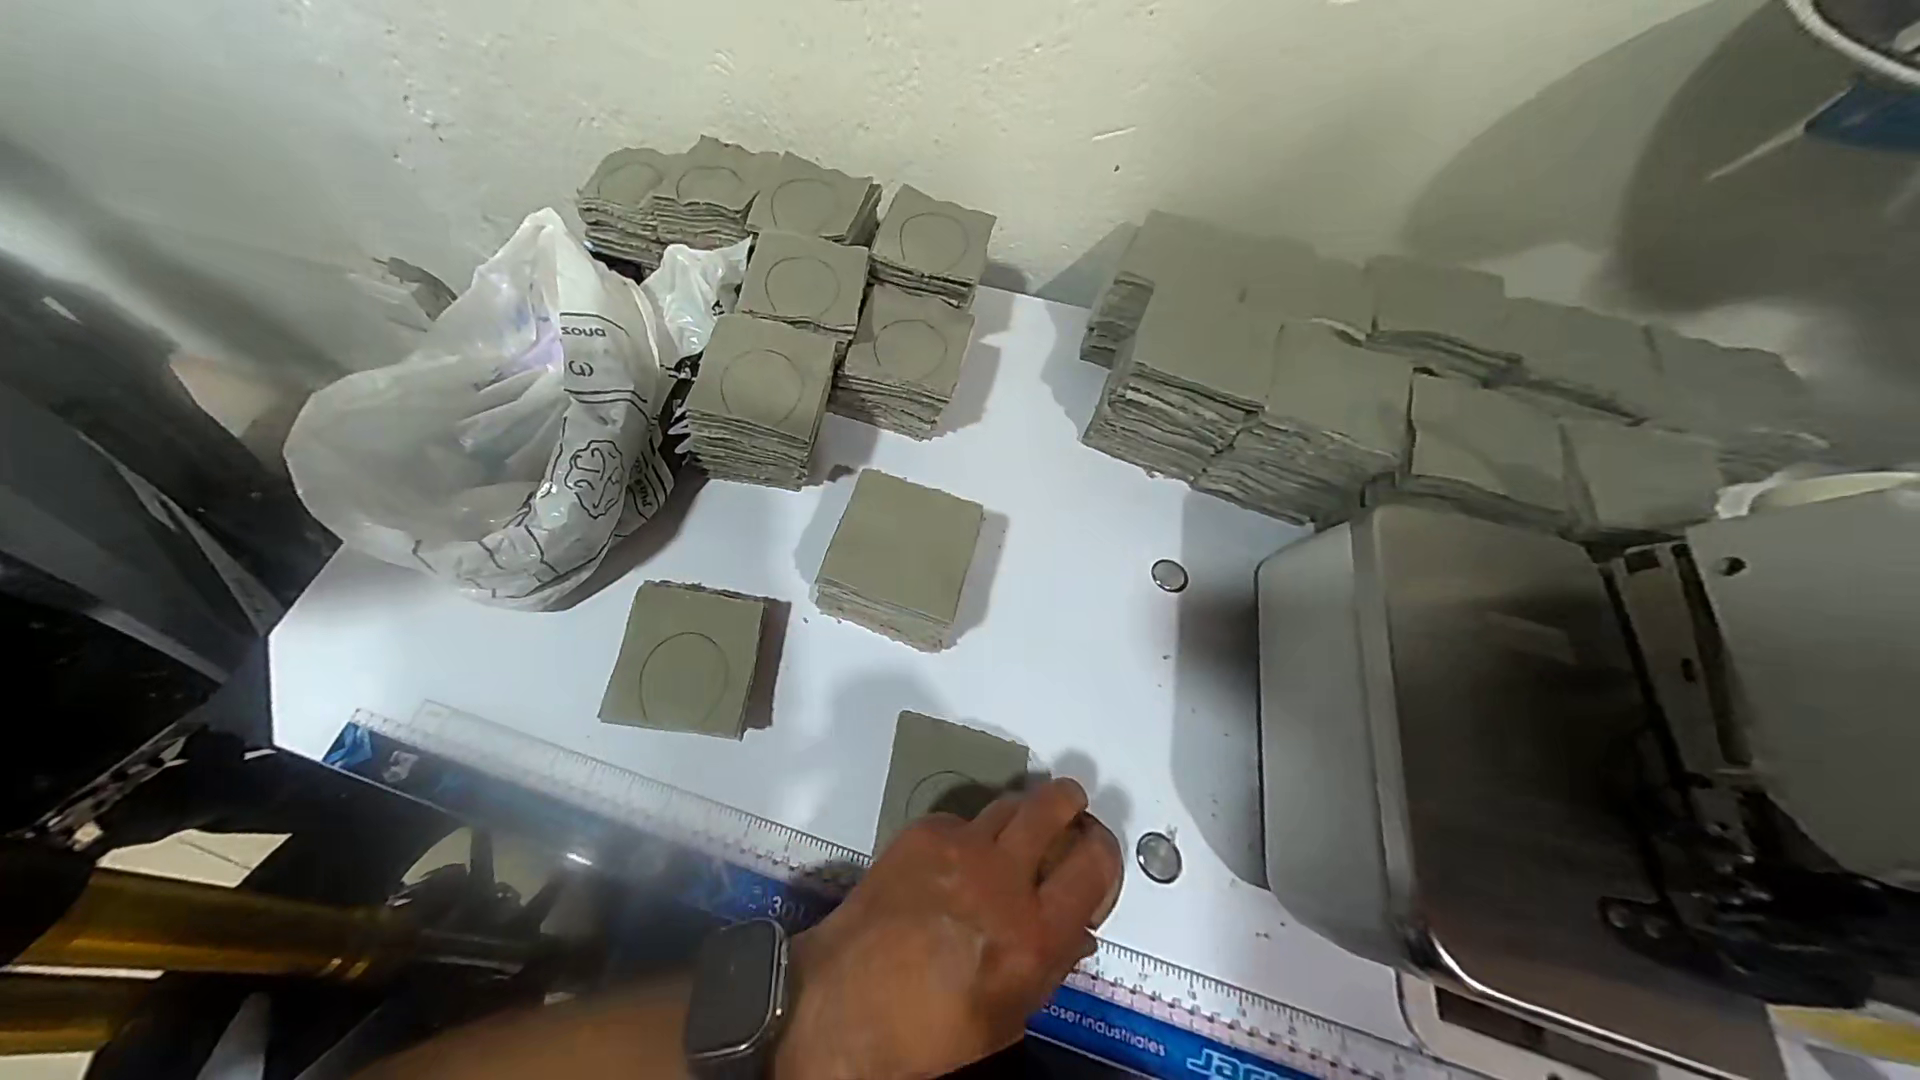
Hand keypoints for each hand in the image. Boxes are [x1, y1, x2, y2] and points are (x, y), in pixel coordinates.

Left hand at [776, 778, 1123, 1079]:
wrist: (844, 1002)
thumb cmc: (929, 1027)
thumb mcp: (1009, 1015)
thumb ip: (1052, 963)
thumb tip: (1078, 928)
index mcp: (1033, 932)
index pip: (1095, 862)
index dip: (1104, 855)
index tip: (1094, 858)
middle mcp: (1002, 877)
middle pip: (1054, 806)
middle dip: (1070, 801)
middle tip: (1070, 808)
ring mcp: (960, 846)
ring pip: (1011, 802)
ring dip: (1022, 814)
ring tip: (1015, 834)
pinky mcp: (923, 832)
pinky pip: (963, 818)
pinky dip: (970, 833)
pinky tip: (957, 859)